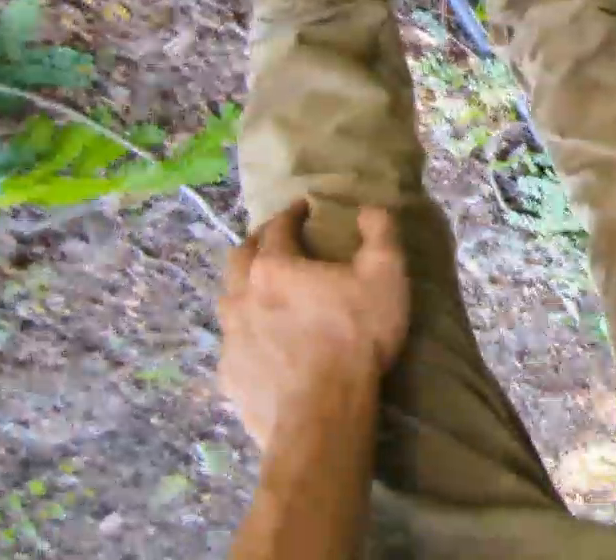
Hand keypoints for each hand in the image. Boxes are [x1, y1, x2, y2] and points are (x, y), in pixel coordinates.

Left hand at [217, 203, 409, 447]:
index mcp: (276, 268)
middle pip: (239, 259)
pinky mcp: (231, 373)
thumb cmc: (357, 332)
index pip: (276, 230)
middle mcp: (242, 297)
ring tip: (266, 286)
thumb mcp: (386, 272)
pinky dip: (249, 324)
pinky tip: (267, 334)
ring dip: (246, 283)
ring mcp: (231, 338)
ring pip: (229, 298)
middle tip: (275, 238)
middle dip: (257, 242)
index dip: (290, 214)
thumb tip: (367, 209)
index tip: (302, 207)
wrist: (323, 409)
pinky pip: (235, 337)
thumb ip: (380, 232)